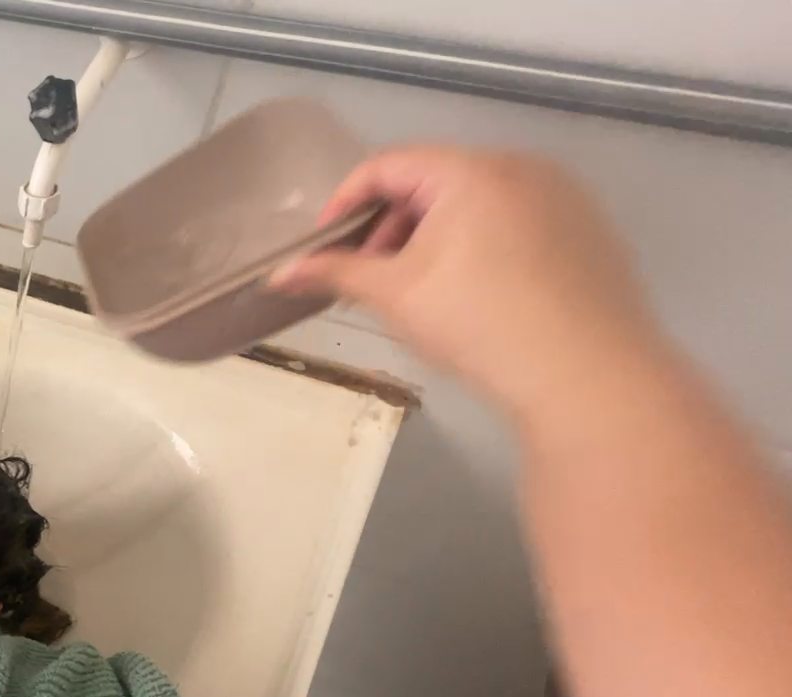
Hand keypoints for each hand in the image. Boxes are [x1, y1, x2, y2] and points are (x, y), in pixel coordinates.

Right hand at [272, 145, 671, 414]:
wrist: (582, 367)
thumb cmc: (474, 319)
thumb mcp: (390, 293)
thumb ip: (332, 272)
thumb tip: (278, 273)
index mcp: (472, 172)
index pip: (387, 164)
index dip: (342, 203)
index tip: (322, 250)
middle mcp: (522, 168)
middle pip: (428, 181)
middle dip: (384, 227)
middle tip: (366, 278)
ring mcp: (560, 196)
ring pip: (467, 203)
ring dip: (422, 239)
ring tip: (410, 291)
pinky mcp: (581, 228)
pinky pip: (506, 221)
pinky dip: (468, 246)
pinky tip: (463, 297)